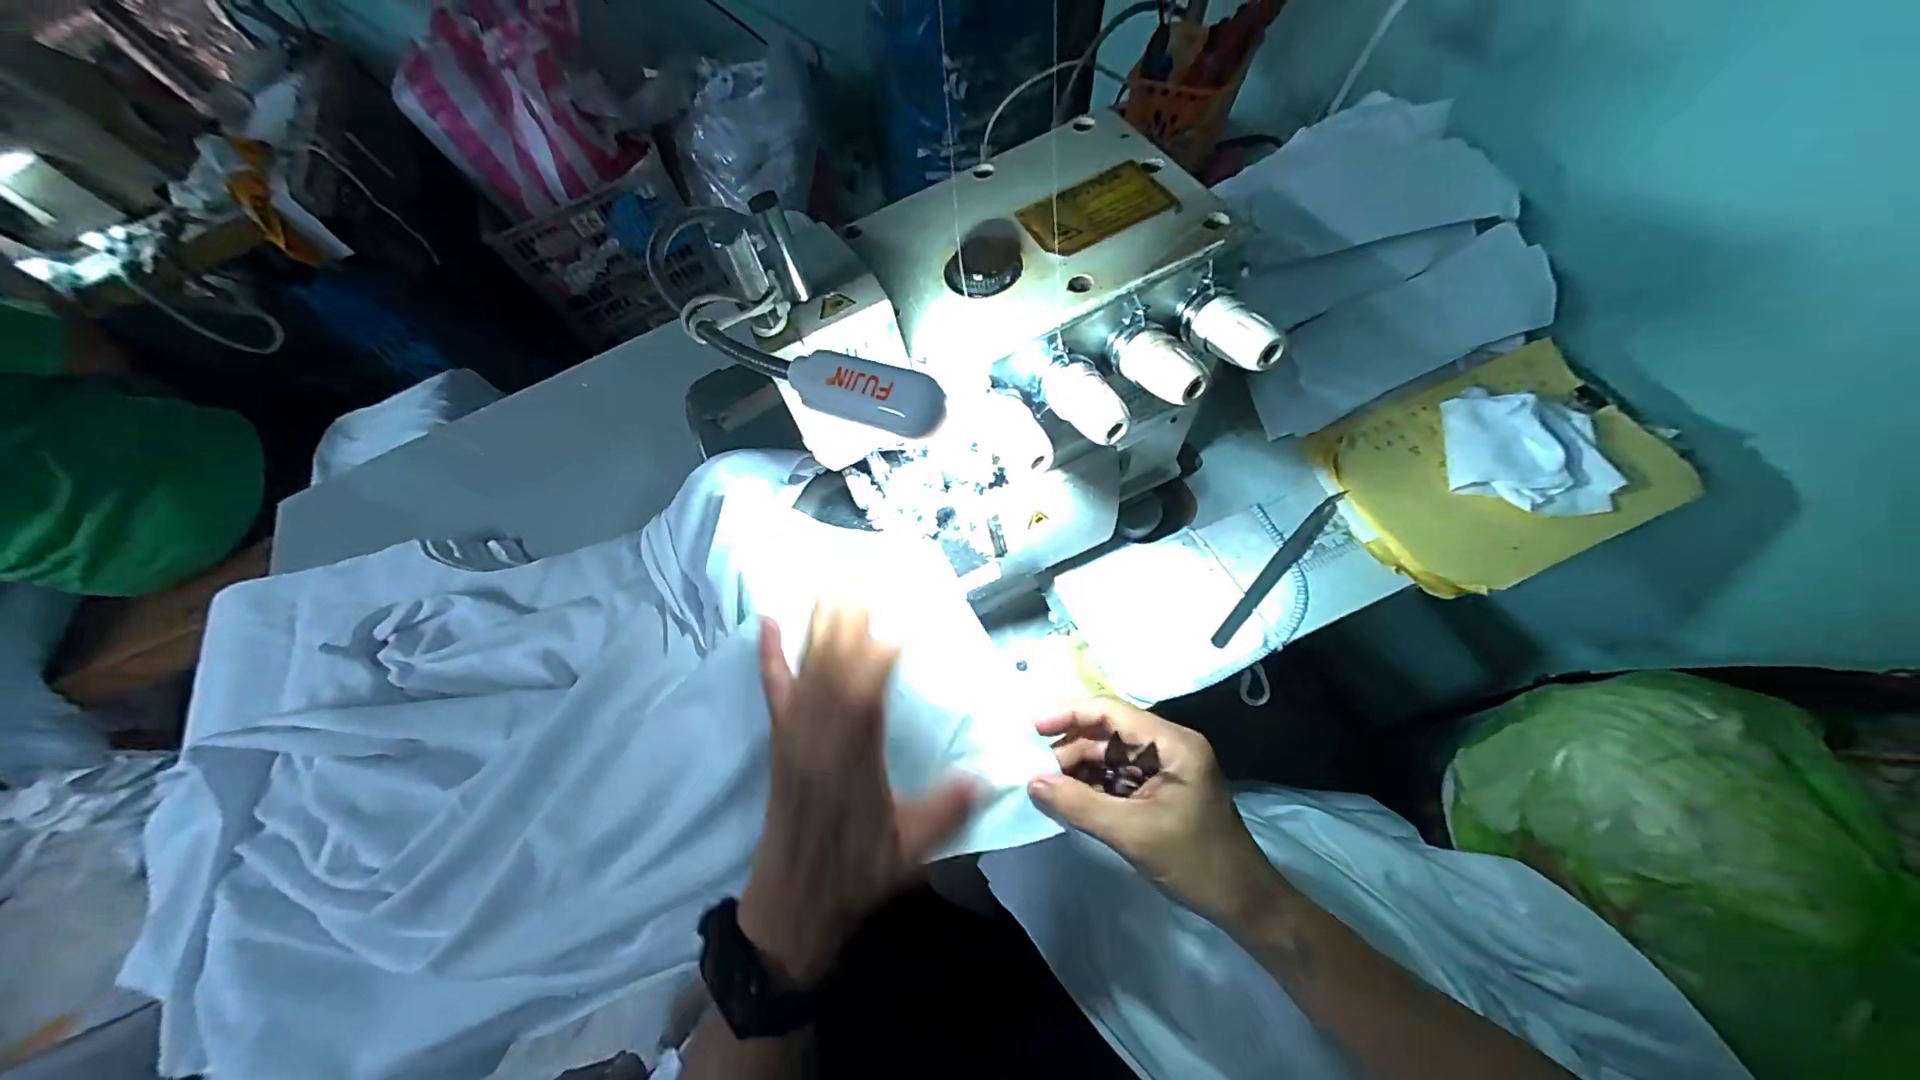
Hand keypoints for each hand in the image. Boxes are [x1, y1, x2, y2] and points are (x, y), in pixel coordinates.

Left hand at [739, 606, 975, 986]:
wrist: (792, 904)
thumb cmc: (856, 874)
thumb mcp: (910, 849)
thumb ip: (947, 809)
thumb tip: (989, 777)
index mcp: (856, 762)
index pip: (867, 696)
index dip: (880, 655)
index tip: (899, 620)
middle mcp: (822, 739)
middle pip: (835, 670)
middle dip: (850, 623)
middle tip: (864, 580)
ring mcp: (796, 736)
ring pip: (809, 671)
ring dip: (820, 628)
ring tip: (832, 587)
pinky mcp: (780, 740)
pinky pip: (774, 690)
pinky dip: (771, 656)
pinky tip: (769, 623)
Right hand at [1026, 698, 1284, 933]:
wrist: (1243, 904)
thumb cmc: (1195, 862)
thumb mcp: (1132, 833)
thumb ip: (1079, 804)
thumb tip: (1032, 783)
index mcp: (1172, 743)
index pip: (1112, 712)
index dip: (1070, 714)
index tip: (1033, 728)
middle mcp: (1168, 746)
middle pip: (1108, 731)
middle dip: (1071, 746)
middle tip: (1035, 766)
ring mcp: (1164, 767)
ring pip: (1109, 754)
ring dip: (1078, 767)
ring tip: (1045, 783)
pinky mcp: (1159, 788)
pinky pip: (1117, 775)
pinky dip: (1092, 784)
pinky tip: (1068, 796)